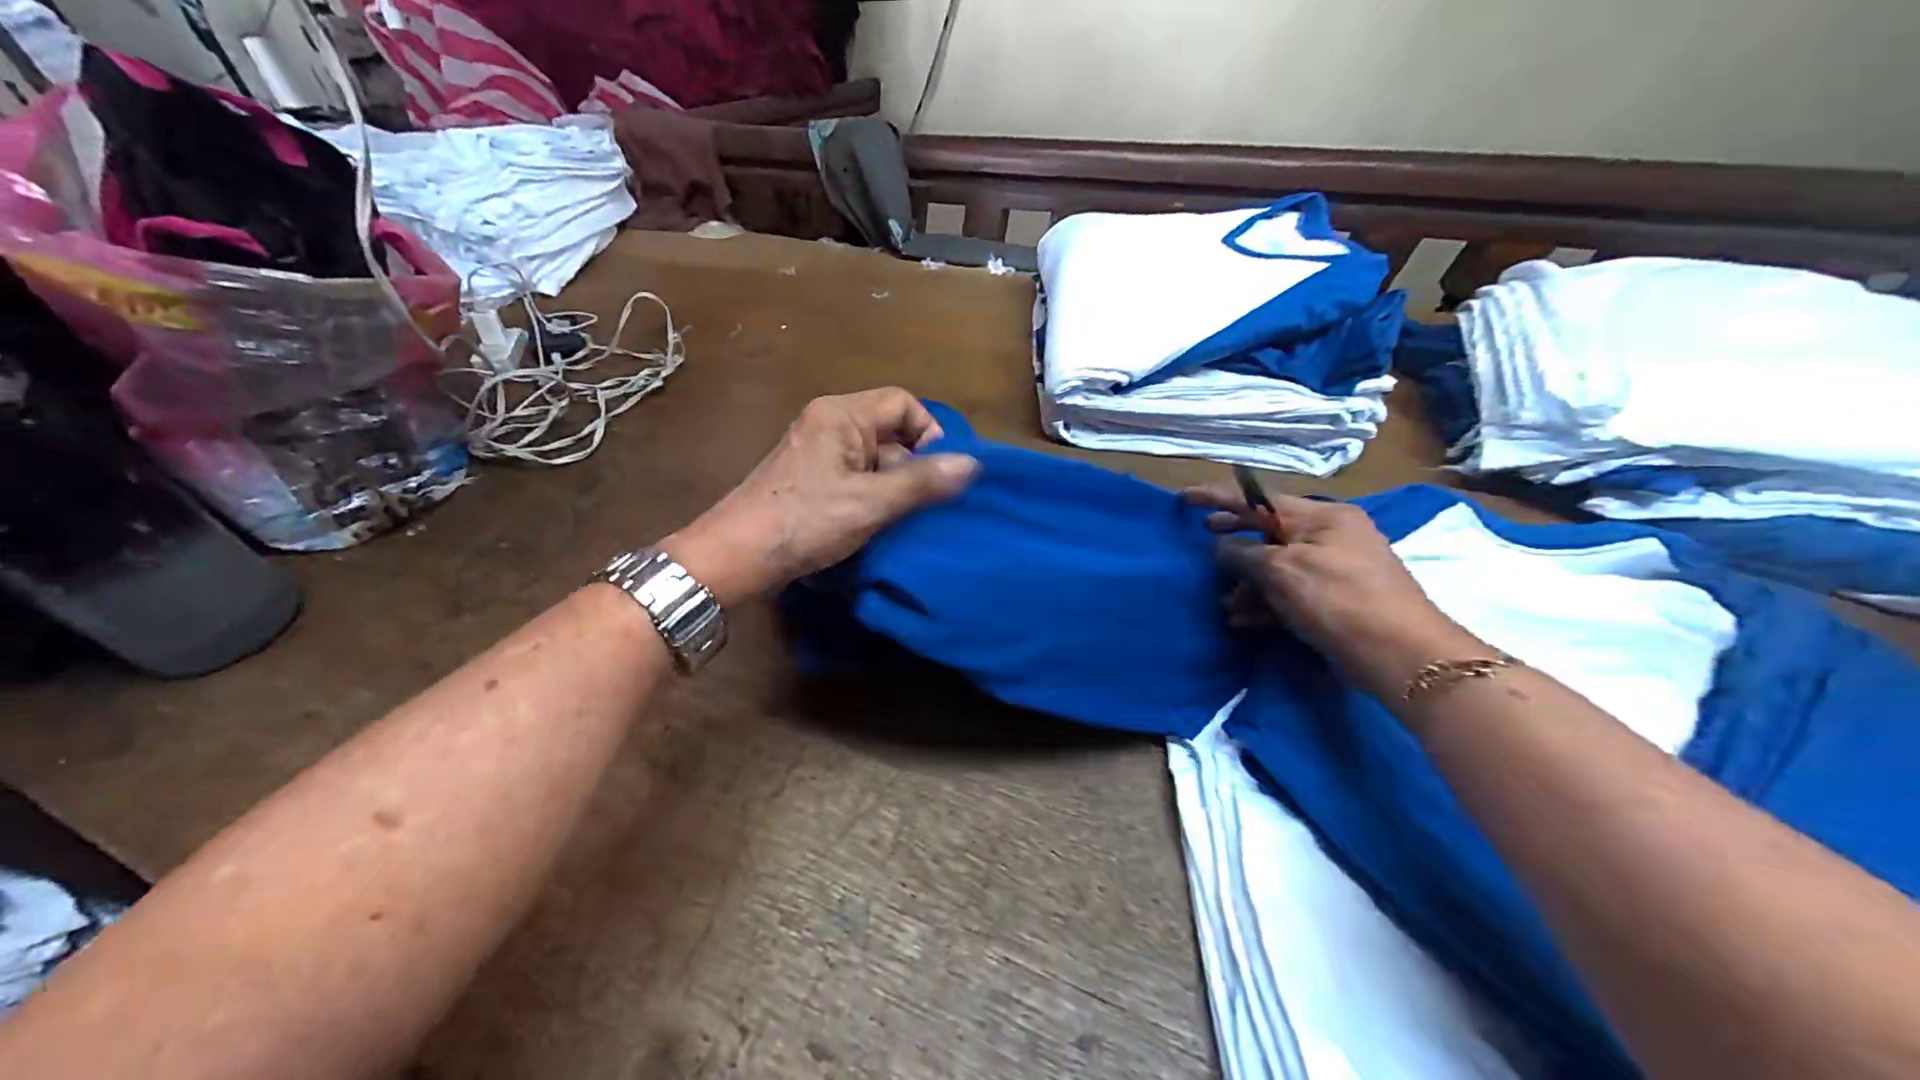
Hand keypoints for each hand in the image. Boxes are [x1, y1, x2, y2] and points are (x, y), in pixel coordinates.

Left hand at [664, 389, 978, 604]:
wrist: (735, 556)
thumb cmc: (803, 521)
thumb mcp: (870, 503)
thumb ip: (922, 482)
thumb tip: (973, 464)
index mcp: (841, 415)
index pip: (903, 403)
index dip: (929, 433)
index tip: (938, 473)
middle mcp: (829, 424)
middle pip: (890, 431)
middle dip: (913, 466)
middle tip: (921, 504)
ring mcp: (818, 453)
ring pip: (875, 459)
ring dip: (895, 486)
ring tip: (901, 519)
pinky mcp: (811, 480)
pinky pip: (857, 477)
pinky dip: (874, 497)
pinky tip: (878, 525)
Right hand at [1182, 484, 1481, 695]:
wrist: (1398, 654)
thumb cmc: (1337, 599)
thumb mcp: (1282, 570)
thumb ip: (1243, 553)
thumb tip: (1221, 546)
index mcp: (1321, 517)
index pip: (1260, 499)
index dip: (1219, 497)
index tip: (1186, 499)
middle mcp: (1329, 536)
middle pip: (1268, 532)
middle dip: (1234, 544)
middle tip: (1204, 545)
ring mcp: (1334, 570)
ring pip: (1277, 567)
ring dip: (1247, 583)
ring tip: (1225, 604)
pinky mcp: (1334, 601)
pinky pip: (1290, 593)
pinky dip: (1266, 603)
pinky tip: (1243, 620)